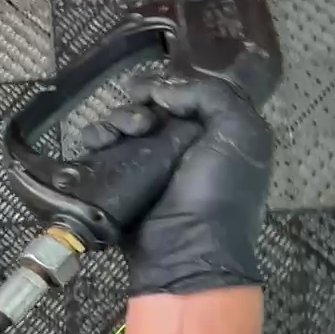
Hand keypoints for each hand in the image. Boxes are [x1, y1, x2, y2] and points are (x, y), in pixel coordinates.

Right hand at [78, 73, 272, 294]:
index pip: (183, 95)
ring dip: (116, 121)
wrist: (184, 248)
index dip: (165, 86)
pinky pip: (98, 149)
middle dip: (138, 106)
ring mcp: (143, 163)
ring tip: (121, 136)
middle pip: (147, 107)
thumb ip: (211, 96)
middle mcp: (177, 145)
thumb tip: (162, 91)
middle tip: (141, 122)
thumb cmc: (218, 192)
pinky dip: (95, 140)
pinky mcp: (114, 179)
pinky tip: (99, 145)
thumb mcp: (239, 134)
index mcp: (213, 132)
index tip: (148, 88)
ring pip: (119, 124)